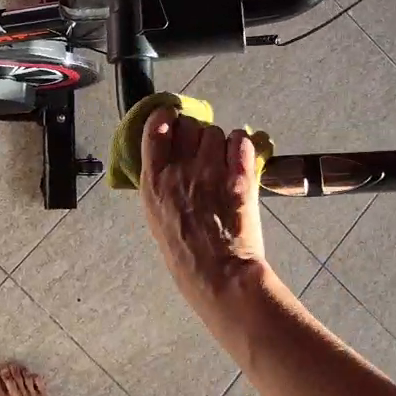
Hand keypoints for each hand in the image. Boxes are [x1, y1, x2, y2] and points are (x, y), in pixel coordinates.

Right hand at [139, 108, 271, 321]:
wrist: (220, 277)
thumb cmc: (184, 257)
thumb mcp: (156, 218)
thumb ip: (161, 186)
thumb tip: (170, 165)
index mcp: (153, 180)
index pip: (156, 126)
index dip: (166, 118)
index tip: (172, 120)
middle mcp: (180, 168)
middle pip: (188, 125)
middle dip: (194, 133)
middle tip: (201, 149)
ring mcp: (211, 170)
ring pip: (215, 132)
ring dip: (219, 142)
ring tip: (222, 160)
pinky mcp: (240, 176)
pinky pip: (241, 141)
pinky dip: (241, 145)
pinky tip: (240, 158)